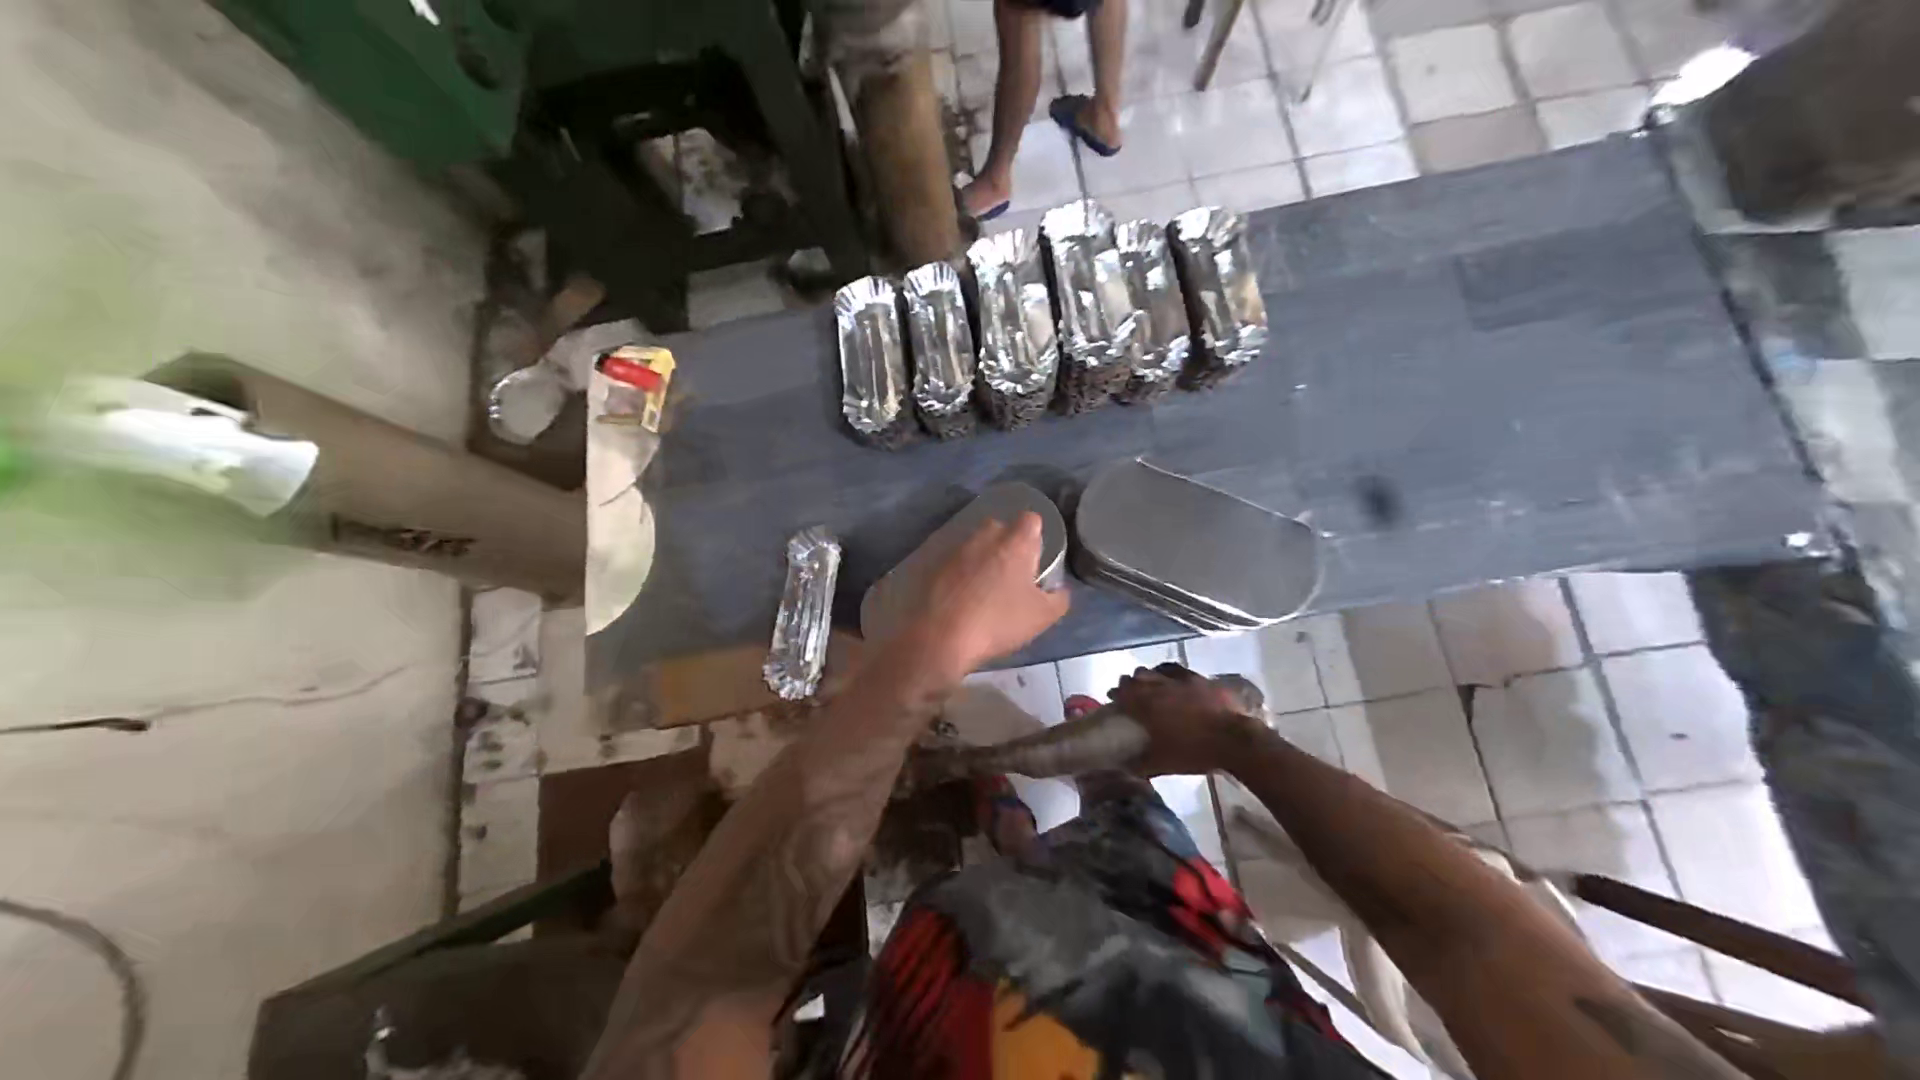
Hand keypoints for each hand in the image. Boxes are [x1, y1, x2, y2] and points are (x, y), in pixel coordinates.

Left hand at [902, 512, 1069, 679]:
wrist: (940, 636)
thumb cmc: (998, 622)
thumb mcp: (1042, 617)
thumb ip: (1059, 598)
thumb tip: (1059, 589)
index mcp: (1015, 542)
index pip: (1031, 520)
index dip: (1035, 537)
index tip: (1034, 561)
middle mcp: (985, 537)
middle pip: (1001, 529)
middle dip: (1007, 545)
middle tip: (1012, 576)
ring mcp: (956, 549)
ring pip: (976, 545)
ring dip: (983, 560)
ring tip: (985, 590)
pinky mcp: (934, 564)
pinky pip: (956, 562)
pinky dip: (961, 573)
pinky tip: (962, 599)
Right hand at [1108, 663, 1266, 775]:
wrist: (1234, 739)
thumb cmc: (1194, 751)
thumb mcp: (1163, 762)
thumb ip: (1141, 762)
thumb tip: (1124, 766)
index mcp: (1147, 705)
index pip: (1124, 692)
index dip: (1117, 693)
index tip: (1113, 696)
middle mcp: (1161, 687)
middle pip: (1139, 677)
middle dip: (1131, 682)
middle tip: (1130, 690)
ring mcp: (1182, 680)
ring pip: (1158, 670)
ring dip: (1150, 675)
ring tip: (1150, 680)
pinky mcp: (1202, 679)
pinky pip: (1180, 671)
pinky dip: (1172, 673)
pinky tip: (1175, 678)